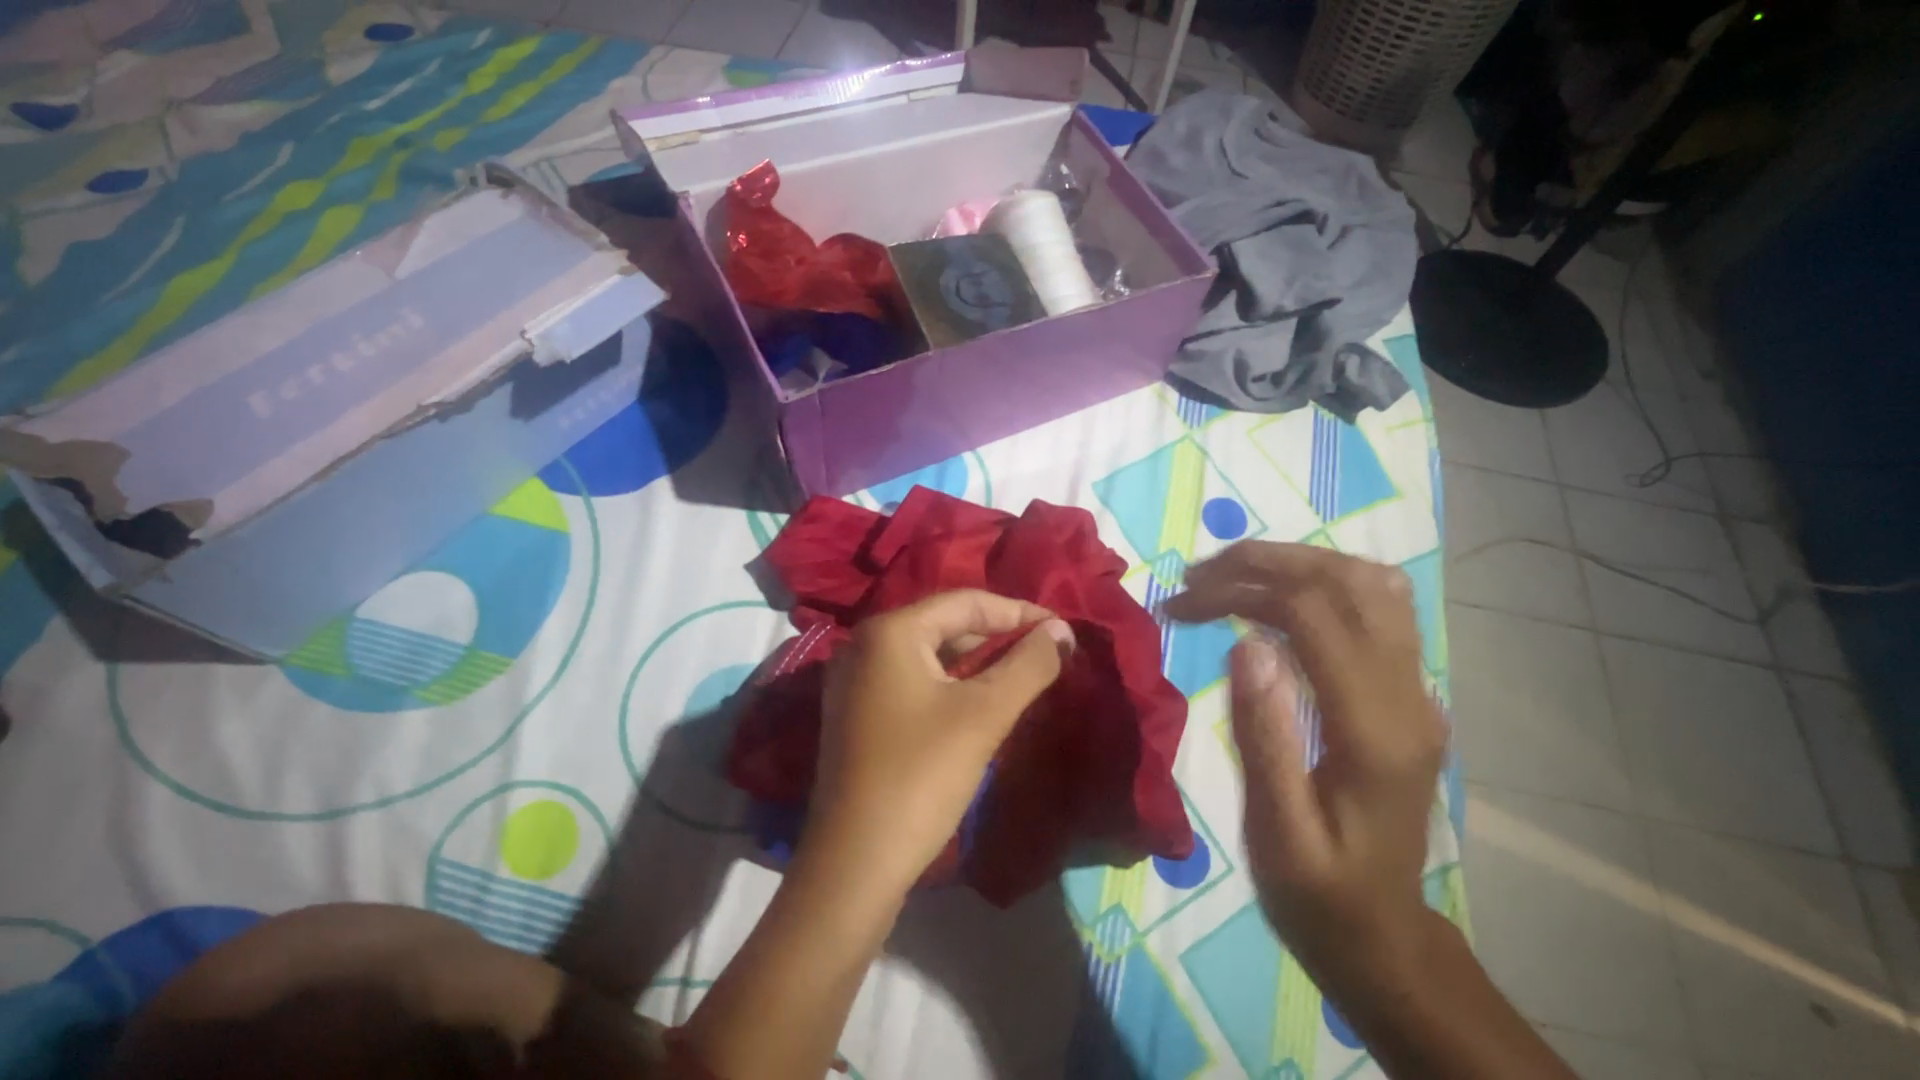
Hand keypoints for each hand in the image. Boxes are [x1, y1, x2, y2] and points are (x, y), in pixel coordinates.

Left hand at [801, 590, 1075, 895]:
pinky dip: (952, 687)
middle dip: (1000, 637)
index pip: (966, 602)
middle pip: (945, 625)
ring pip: (930, 657)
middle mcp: (863, 646)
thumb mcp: (984, 715)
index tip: (1065, 632)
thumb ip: (1029, 665)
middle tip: (1050, 655)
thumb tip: (1061, 630)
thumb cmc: (921, 777)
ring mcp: (854, 684)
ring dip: (979, 664)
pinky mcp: (857, 717)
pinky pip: (914, 684)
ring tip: (1027, 678)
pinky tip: (983, 706)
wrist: (855, 862)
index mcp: (888, 631)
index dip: (1020, 612)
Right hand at [1164, 542, 1445, 988]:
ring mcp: (1420, 693)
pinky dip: (1326, 586)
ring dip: (1300, 565)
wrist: (1383, 933)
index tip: (1181, 601)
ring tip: (1233, 576)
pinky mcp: (1412, 696)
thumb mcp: (1279, 831)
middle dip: (1268, 561)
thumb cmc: (1318, 892)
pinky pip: (1380, 611)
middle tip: (1197, 575)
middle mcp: (1410, 698)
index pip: (1316, 616)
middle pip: (1350, 583)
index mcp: (1374, 732)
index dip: (1243, 590)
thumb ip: (1266, 738)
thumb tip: (1246, 643)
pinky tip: (1280, 600)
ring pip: (1374, 586)